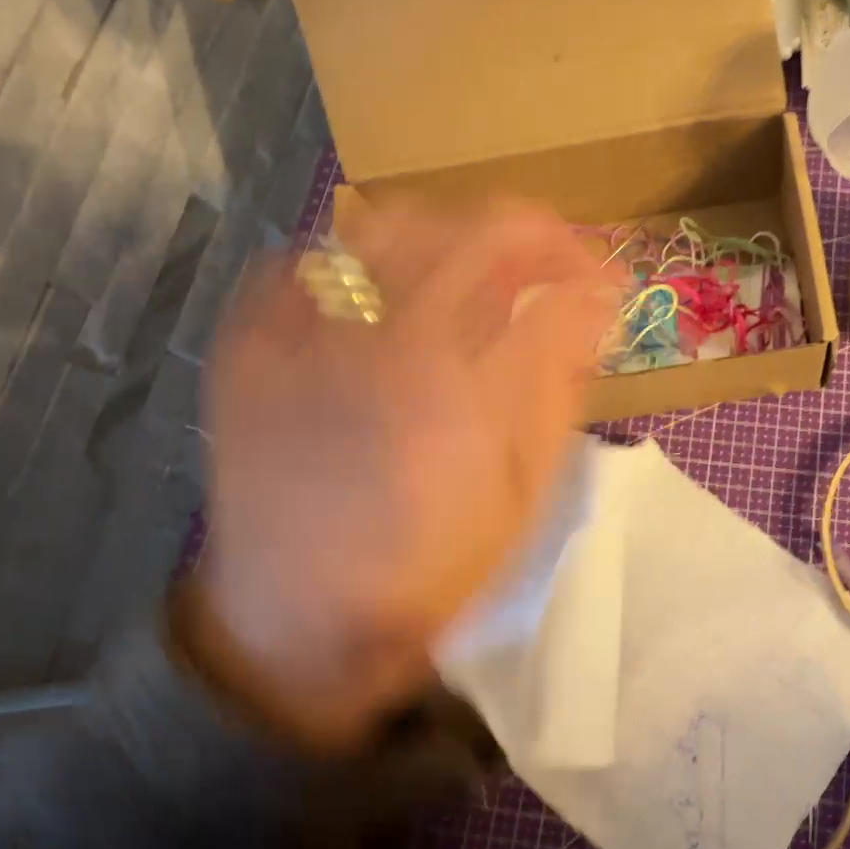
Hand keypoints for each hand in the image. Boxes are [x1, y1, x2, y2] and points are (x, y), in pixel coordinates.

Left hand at [183, 195, 616, 752]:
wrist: (292, 623)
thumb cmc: (430, 566)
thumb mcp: (523, 490)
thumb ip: (557, 382)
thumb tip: (592, 303)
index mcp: (460, 381)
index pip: (543, 277)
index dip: (584, 264)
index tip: (602, 278)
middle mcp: (381, 339)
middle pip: (471, 229)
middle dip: (532, 232)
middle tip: (550, 263)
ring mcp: (304, 333)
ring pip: (388, 225)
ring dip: (449, 230)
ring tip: (470, 266)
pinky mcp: (247, 346)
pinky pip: (304, 260)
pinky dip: (357, 256)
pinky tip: (380, 289)